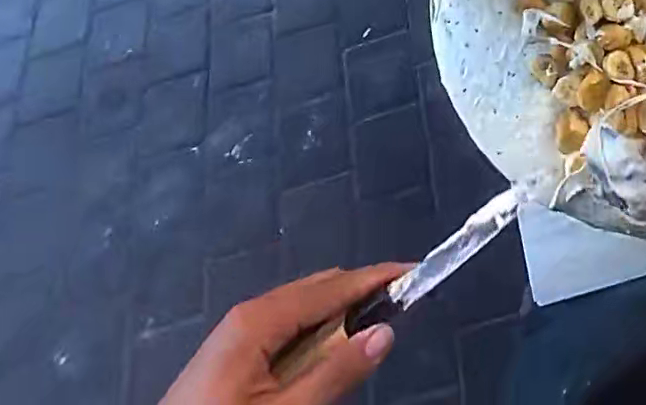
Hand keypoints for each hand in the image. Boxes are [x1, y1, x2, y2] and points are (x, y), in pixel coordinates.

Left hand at [161, 264, 409, 404]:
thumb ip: (336, 373)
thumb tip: (387, 332)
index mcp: (260, 319)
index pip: (337, 284)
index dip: (380, 277)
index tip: (417, 273)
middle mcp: (248, 315)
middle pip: (321, 289)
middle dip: (360, 296)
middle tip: (398, 310)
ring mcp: (234, 335)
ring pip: (304, 310)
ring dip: (338, 319)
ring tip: (366, 335)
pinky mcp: (228, 358)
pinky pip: (286, 330)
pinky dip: (315, 335)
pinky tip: (325, 356)